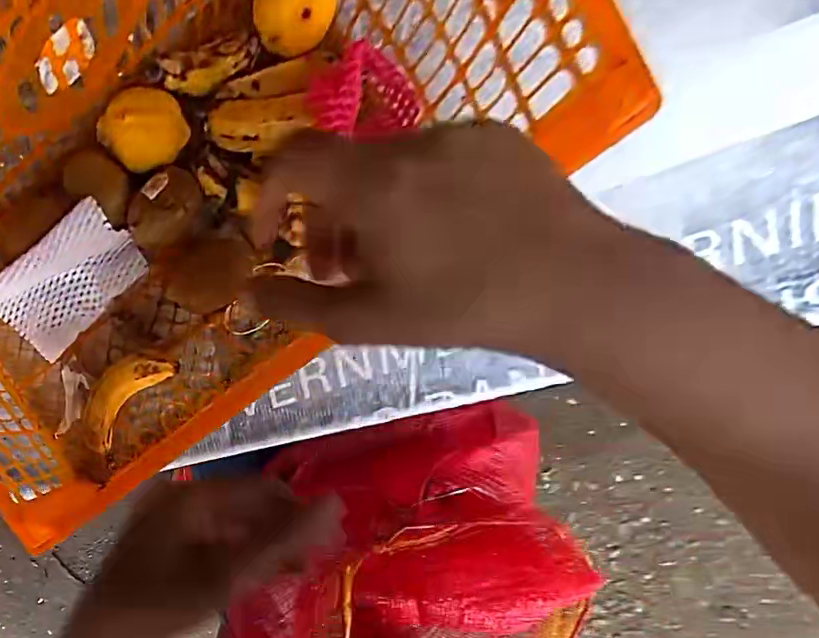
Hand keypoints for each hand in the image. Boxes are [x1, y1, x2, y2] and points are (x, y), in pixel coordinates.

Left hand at [70, 477, 340, 637]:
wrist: (101, 634)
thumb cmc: (163, 603)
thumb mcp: (228, 575)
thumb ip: (283, 540)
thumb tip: (335, 503)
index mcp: (193, 495)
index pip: (263, 489)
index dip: (300, 512)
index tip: (329, 540)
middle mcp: (177, 495)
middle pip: (246, 504)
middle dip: (281, 531)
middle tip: (311, 561)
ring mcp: (164, 516)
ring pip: (229, 522)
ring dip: (260, 543)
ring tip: (287, 572)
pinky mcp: (158, 538)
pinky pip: (209, 535)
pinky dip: (234, 552)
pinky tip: (250, 574)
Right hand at [248, 123, 655, 360]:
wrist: (571, 284)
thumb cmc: (456, 309)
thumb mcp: (363, 321)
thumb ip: (295, 303)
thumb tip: (247, 291)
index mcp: (372, 183)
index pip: (291, 160)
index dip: (268, 199)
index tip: (273, 242)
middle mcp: (410, 143)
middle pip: (339, 171)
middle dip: (323, 223)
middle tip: (338, 275)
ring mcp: (459, 135)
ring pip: (386, 169)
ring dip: (369, 214)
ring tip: (392, 264)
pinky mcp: (498, 139)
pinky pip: (433, 162)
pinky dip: (414, 198)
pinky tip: (445, 240)